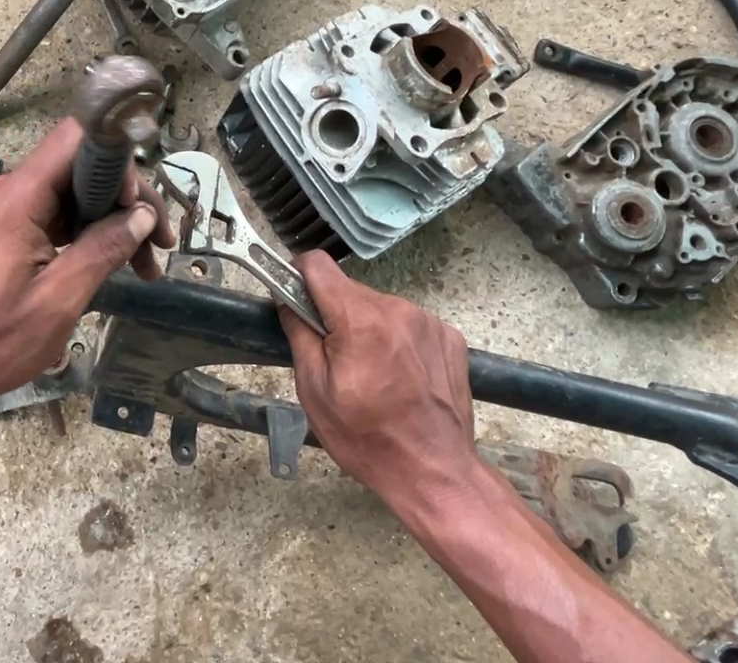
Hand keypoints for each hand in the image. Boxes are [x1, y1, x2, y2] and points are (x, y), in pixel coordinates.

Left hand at [0, 118, 176, 407]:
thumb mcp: (59, 299)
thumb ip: (103, 249)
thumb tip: (141, 217)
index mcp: (17, 199)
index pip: (77, 140)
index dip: (118, 162)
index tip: (140, 206)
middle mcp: (8, 193)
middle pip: (82, 168)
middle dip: (127, 201)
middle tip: (159, 243)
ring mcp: (6, 211)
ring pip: (74, 194)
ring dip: (112, 222)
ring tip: (144, 263)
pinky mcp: (6, 230)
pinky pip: (56, 215)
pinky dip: (87, 234)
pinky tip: (112, 262)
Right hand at [281, 251, 481, 504]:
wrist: (435, 473)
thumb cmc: (367, 439)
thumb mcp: (314, 391)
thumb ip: (300, 334)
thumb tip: (288, 298)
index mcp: (360, 320)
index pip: (318, 265)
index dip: (297, 275)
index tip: (292, 296)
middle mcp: (397, 309)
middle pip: (349, 289)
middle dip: (333, 313)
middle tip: (331, 356)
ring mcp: (428, 322)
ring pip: (378, 307)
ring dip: (365, 327)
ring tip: (369, 373)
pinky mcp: (449, 336)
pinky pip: (408, 323)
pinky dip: (396, 339)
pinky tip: (398, 376)